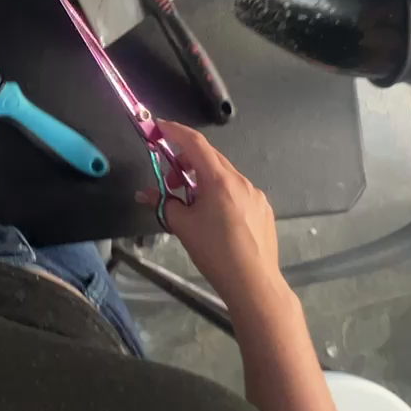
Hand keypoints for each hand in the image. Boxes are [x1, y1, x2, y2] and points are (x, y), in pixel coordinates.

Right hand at [148, 121, 291, 311]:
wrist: (253, 283)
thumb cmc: (214, 252)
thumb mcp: (182, 226)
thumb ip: (164, 203)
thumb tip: (146, 194)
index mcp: (219, 180)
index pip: (195, 143)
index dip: (175, 131)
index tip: (159, 126)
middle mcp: (240, 181)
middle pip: (210, 159)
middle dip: (187, 163)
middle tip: (171, 181)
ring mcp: (255, 195)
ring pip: (224, 176)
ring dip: (204, 181)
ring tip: (191, 205)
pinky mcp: (263, 210)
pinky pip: (237, 192)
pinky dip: (220, 194)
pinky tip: (215, 219)